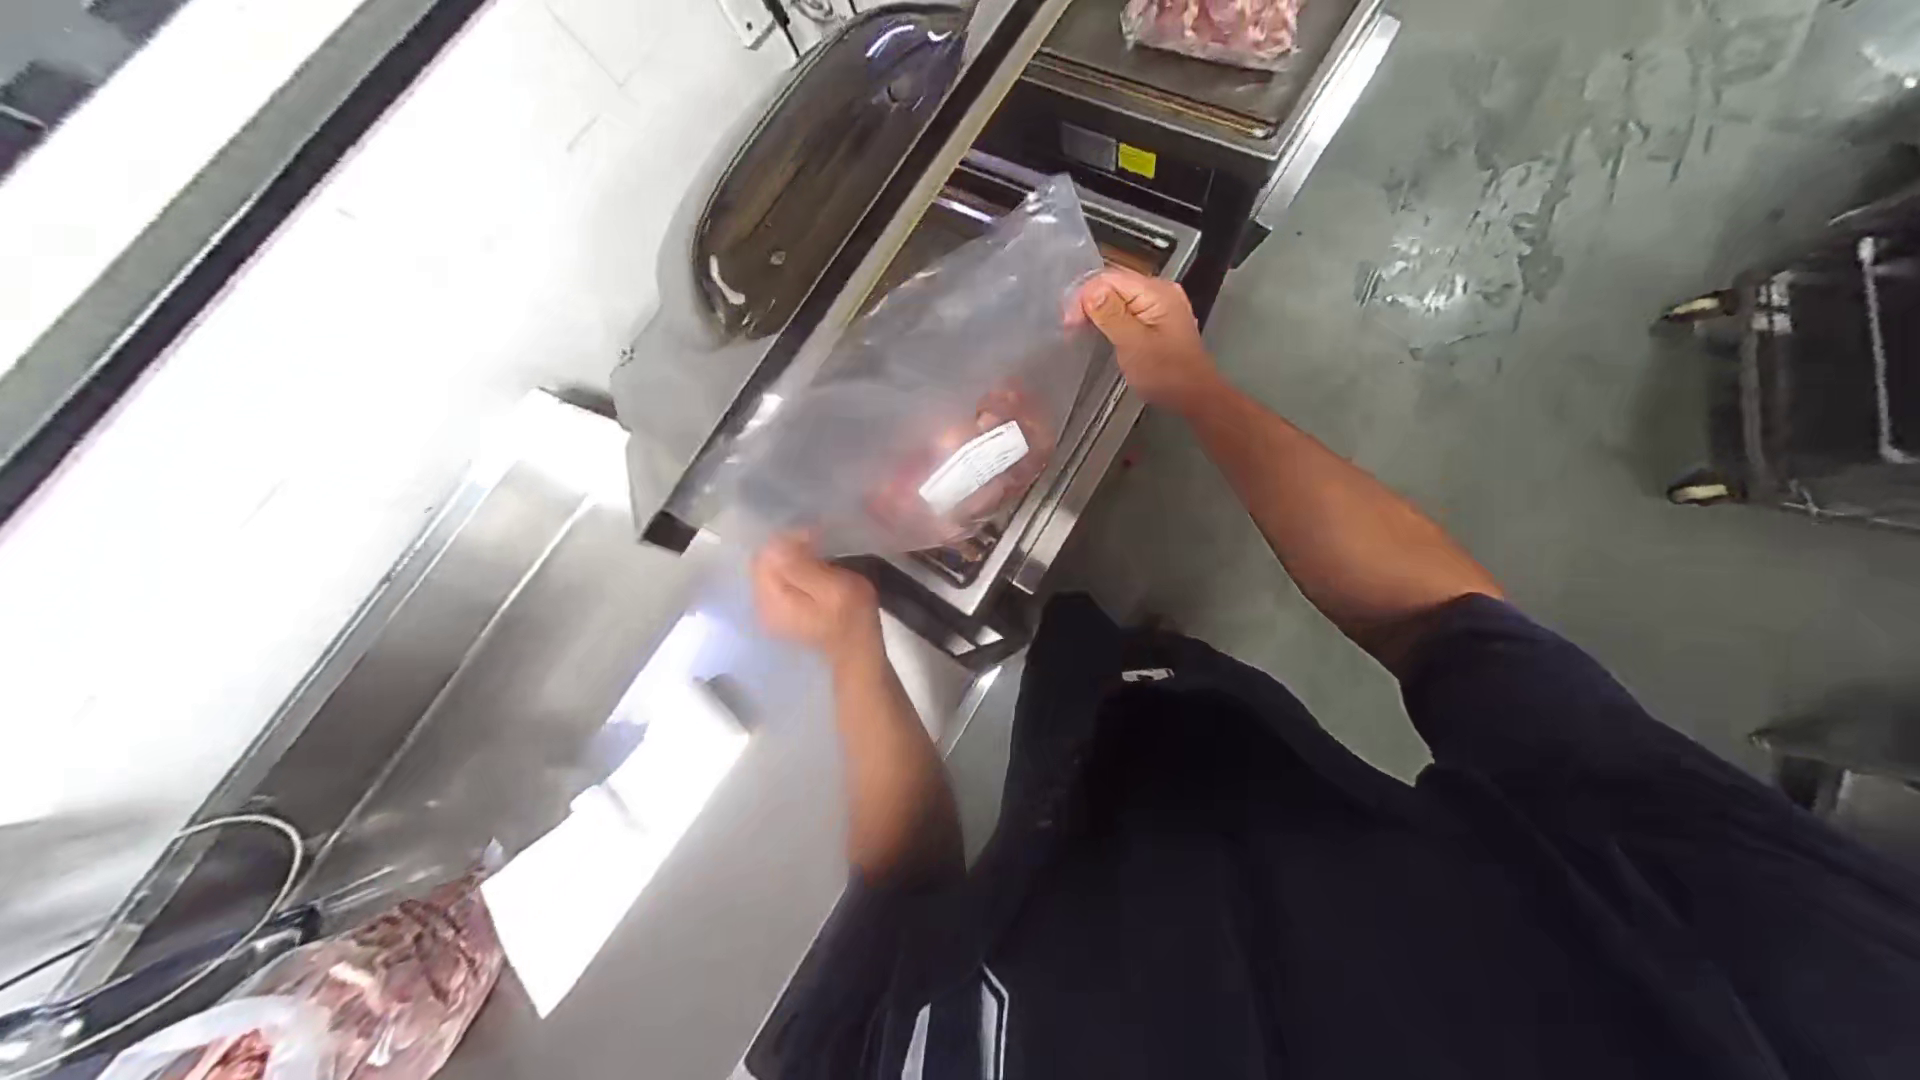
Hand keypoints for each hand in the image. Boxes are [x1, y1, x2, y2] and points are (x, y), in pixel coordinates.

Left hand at [752, 535, 882, 662]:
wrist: (855, 648)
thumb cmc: (851, 616)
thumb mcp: (833, 587)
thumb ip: (802, 566)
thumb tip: (778, 545)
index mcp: (772, 599)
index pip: (766, 555)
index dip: (788, 539)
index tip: (815, 537)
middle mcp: (761, 604)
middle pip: (763, 561)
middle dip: (786, 547)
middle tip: (816, 543)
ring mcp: (767, 609)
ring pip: (769, 569)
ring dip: (789, 557)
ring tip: (815, 555)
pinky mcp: (777, 611)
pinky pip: (775, 580)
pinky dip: (790, 569)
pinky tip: (810, 571)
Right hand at [1075, 268, 1223, 412]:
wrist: (1194, 396)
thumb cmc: (1168, 374)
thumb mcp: (1134, 344)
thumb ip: (1111, 315)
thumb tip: (1090, 291)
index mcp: (1157, 292)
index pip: (1110, 277)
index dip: (1085, 295)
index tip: (1070, 321)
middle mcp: (1159, 292)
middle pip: (1114, 284)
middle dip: (1088, 302)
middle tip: (1070, 327)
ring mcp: (1158, 305)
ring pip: (1117, 297)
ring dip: (1096, 311)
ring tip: (1079, 329)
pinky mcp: (1154, 320)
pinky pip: (1125, 310)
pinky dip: (1108, 318)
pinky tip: (1098, 331)